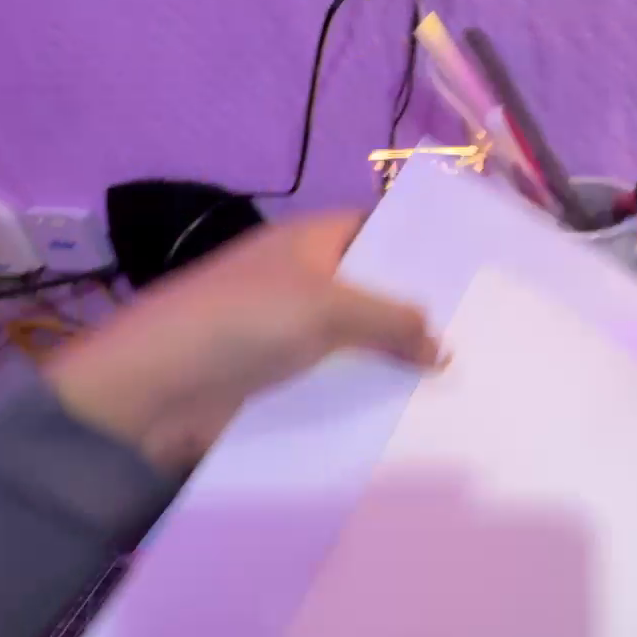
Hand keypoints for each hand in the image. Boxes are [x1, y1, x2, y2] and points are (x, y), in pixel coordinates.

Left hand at [45, 212, 441, 473]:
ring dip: (399, 357)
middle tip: (481, 330)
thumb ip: (395, 320)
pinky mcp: (288, 377)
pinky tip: (415, 406)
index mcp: (311, 242)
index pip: (378, 231)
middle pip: (376, 290)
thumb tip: (445, 349)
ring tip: (461, 374)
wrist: (155, 391)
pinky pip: (343, 377)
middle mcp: (307, 281)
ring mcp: (296, 331)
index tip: (470, 273)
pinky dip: (372, 388)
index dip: (420, 247)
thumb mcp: (329, 308)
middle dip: (420, 311)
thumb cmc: (243, 323)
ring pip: (363, 339)